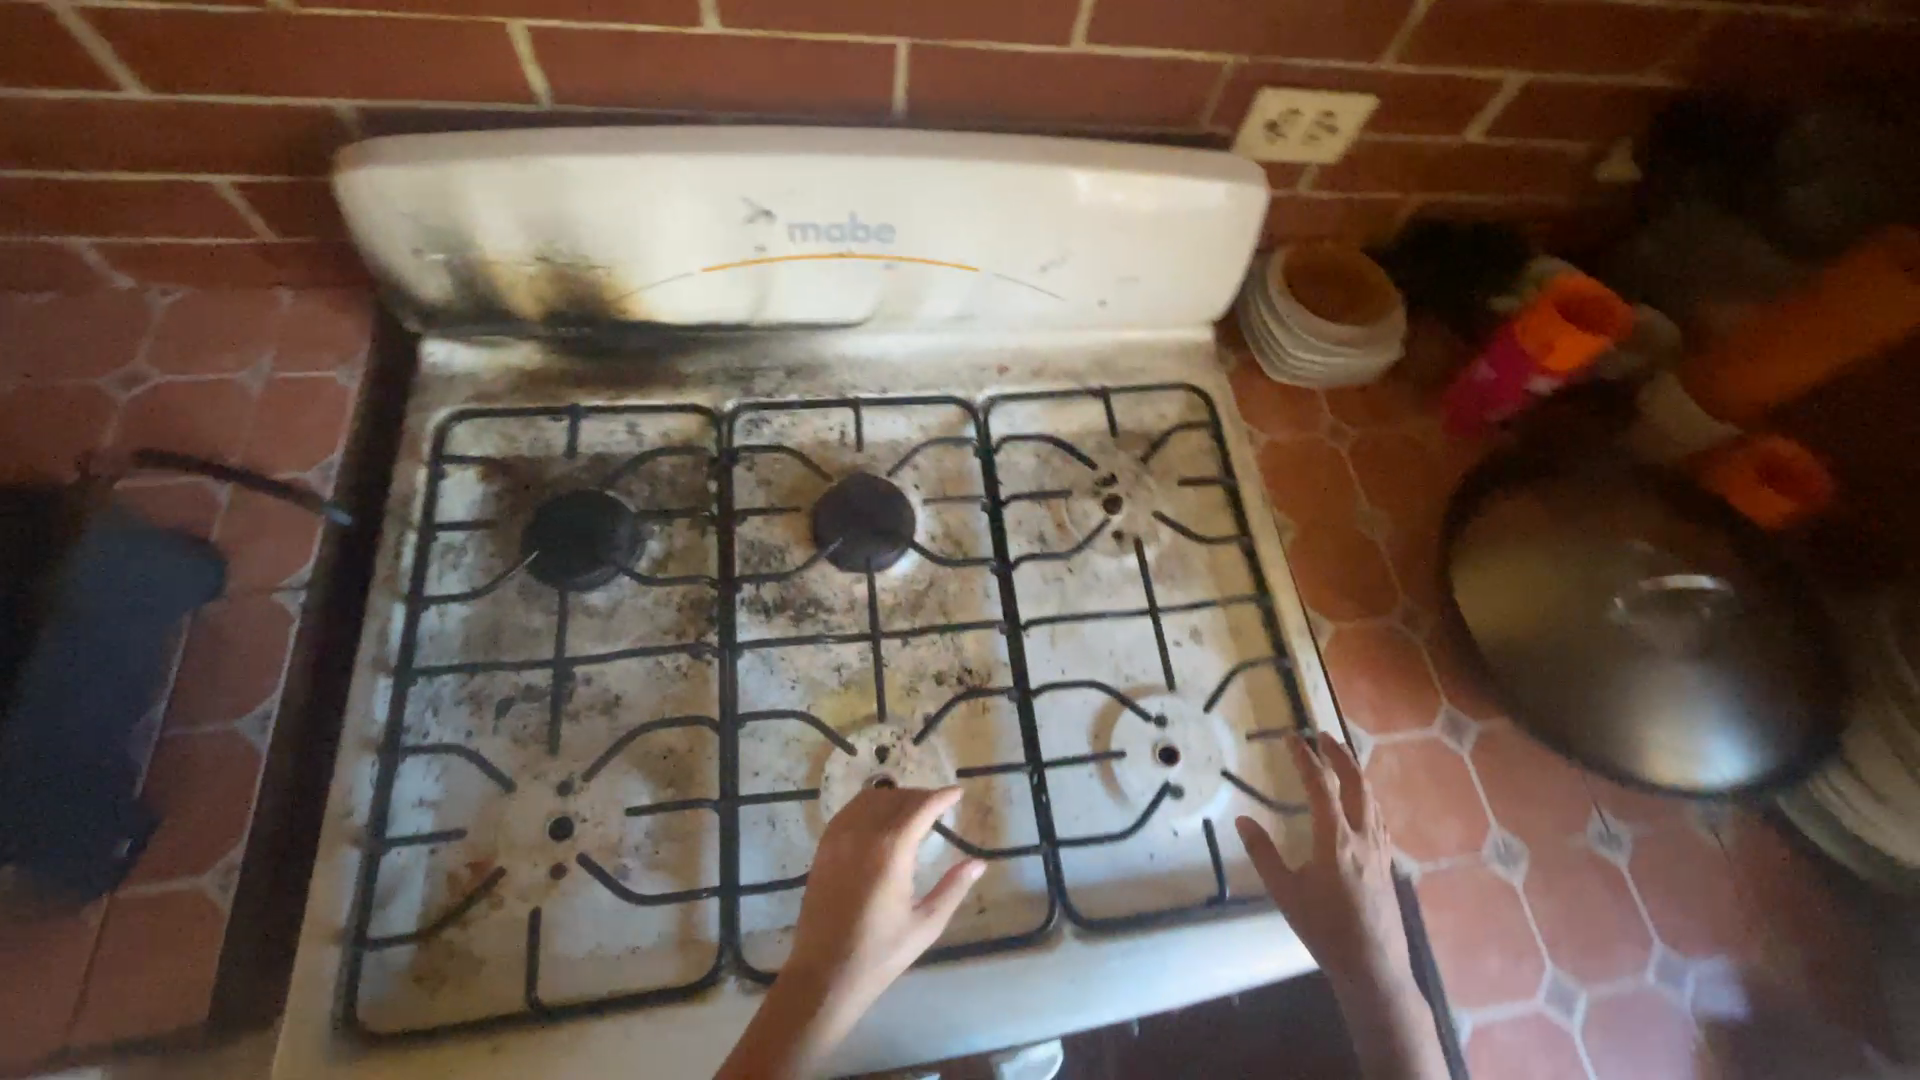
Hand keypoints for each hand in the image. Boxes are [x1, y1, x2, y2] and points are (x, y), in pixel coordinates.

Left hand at [718, 786, 983, 1079]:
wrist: (824, 974)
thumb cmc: (880, 954)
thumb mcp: (926, 924)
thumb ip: (953, 888)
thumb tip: (978, 863)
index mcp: (892, 851)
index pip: (921, 807)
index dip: (942, 796)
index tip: (958, 793)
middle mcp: (863, 835)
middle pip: (897, 798)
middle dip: (921, 796)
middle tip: (939, 806)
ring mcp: (838, 839)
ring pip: (870, 799)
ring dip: (894, 797)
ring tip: (912, 811)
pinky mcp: (823, 849)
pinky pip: (848, 811)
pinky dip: (868, 806)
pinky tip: (880, 820)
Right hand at [1234, 732, 1410, 991]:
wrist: (1373, 968)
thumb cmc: (1324, 929)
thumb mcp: (1284, 892)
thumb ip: (1262, 853)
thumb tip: (1243, 820)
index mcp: (1335, 841)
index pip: (1320, 786)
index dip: (1305, 758)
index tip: (1291, 737)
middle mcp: (1362, 838)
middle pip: (1356, 783)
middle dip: (1339, 754)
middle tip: (1322, 734)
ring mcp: (1380, 851)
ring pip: (1373, 799)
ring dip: (1356, 772)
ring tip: (1341, 757)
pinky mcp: (1387, 864)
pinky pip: (1380, 818)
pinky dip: (1368, 797)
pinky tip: (1363, 802)